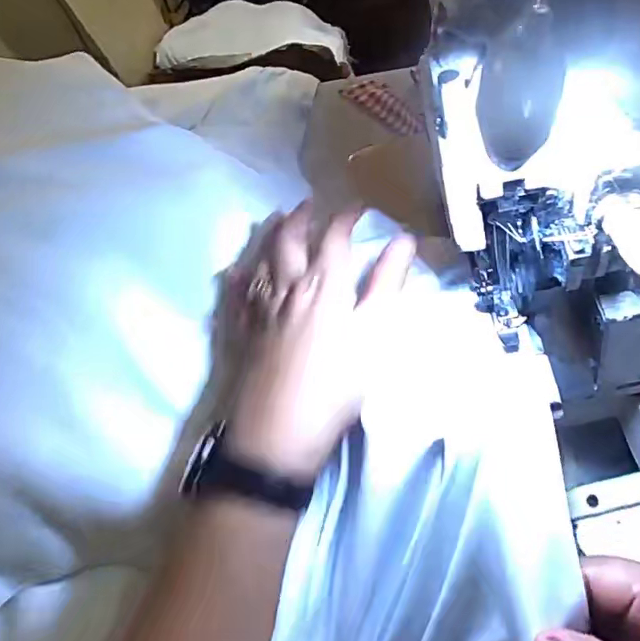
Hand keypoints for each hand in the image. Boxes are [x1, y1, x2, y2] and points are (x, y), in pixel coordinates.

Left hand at [222, 203, 416, 482]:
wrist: (277, 436)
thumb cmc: (337, 385)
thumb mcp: (375, 333)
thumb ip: (387, 284)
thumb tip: (404, 239)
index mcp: (323, 287)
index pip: (333, 238)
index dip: (345, 217)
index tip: (358, 206)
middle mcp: (286, 289)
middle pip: (288, 242)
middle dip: (300, 218)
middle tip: (309, 204)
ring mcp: (258, 312)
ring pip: (259, 261)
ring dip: (268, 236)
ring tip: (275, 221)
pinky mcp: (240, 335)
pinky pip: (235, 296)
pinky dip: (238, 276)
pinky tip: (236, 272)